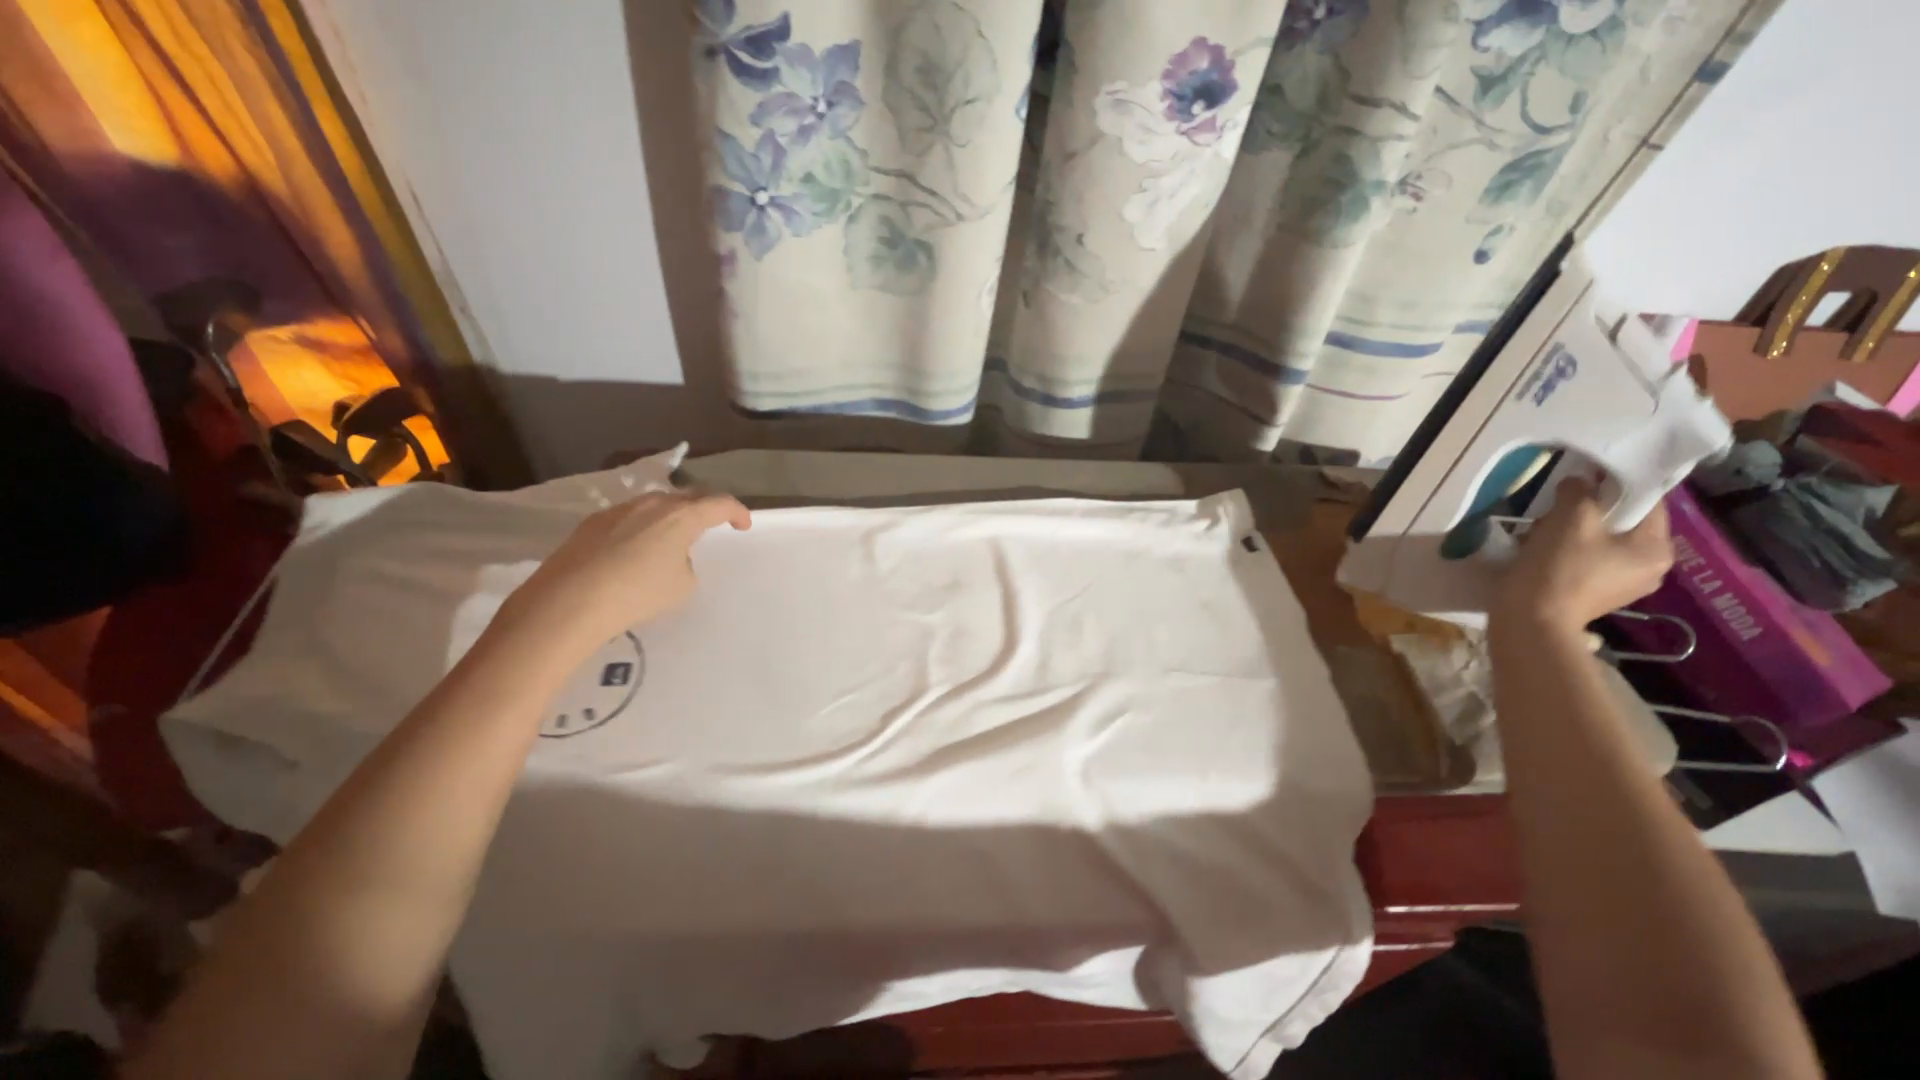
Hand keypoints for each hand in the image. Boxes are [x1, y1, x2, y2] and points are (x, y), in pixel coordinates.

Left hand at [496, 491, 750, 652]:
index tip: (743, 524)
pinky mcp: (591, 523)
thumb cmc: (637, 593)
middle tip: (710, 524)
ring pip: (654, 506)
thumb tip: (672, 557)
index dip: (736, 512)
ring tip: (670, 539)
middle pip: (686, 497)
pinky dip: (640, 529)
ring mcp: (618, 510)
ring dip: (669, 517)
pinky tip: (633, 552)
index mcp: (681, 516)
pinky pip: (628, 518)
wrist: (570, 600)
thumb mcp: (681, 585)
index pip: (719, 504)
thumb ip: (686, 564)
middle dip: (703, 508)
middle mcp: (651, 504)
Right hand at [1495, 477, 1672, 632]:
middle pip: (1627, 523)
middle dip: (1595, 509)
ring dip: (1580, 530)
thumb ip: (1579, 490)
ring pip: (1607, 541)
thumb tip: (1579, 481)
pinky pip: (1592, 561)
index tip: (1587, 475)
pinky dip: (1573, 551)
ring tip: (1549, 528)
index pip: (1649, 501)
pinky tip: (1547, 551)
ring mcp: (1626, 586)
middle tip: (1561, 505)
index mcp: (1657, 548)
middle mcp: (1652, 569)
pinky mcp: (1599, 597)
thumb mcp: (1570, 517)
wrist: (1531, 622)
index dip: (1619, 483)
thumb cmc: (1559, 568)